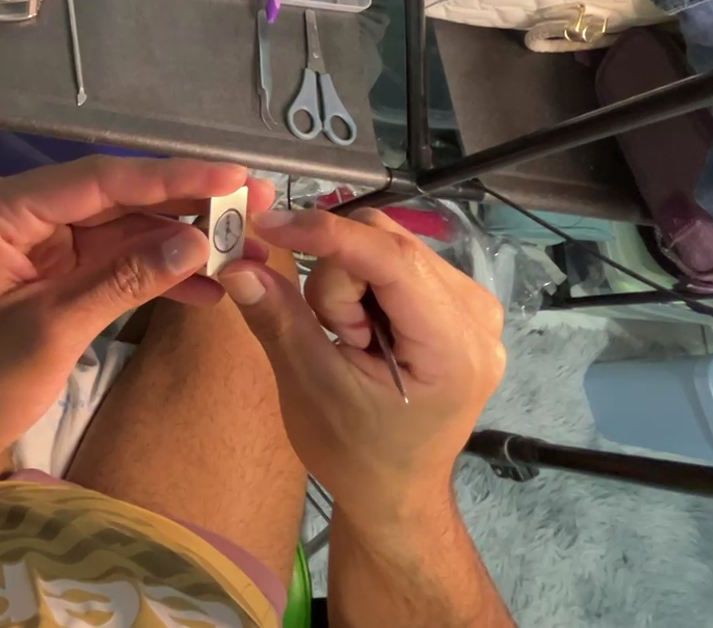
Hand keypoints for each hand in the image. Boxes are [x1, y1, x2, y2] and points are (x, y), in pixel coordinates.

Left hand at [0, 157, 274, 476]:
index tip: (233, 174)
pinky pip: (109, 261)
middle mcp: (21, 210)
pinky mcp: (48, 271)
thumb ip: (124, 280)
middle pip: (115, 196)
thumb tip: (197, 241)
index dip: (171, 176)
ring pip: (120, 228)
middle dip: (184, 203)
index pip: (99, 179)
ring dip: (178, 240)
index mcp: (3, 208)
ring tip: (245, 245)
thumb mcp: (49, 333)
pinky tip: (205, 284)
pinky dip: (152, 272)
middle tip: (254, 202)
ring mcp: (36, 240)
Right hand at [219, 208, 504, 521]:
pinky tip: (360, 327)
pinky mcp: (454, 300)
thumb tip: (236, 265)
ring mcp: (472, 304)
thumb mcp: (309, 387)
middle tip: (329, 332)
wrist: (393, 489)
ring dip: (344, 280)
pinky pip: (390, 256)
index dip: (326, 233)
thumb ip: (278, 318)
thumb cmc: (354, 451)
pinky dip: (357, 280)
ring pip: (383, 243)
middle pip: (385, 243)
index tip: (266, 224)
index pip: (392, 260)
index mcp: (452, 348)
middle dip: (336, 277)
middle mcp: (477, 315)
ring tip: (347, 337)